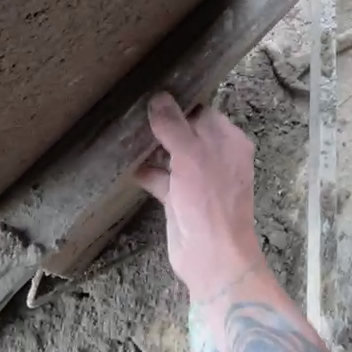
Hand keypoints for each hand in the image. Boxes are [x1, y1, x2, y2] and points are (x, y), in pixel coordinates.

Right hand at [131, 92, 266, 300]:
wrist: (212, 258)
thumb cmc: (209, 199)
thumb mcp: (191, 155)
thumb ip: (173, 125)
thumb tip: (158, 97)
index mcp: (228, 141)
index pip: (201, 112)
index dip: (179, 104)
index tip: (151, 94)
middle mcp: (215, 156)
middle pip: (185, 131)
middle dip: (161, 124)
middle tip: (131, 110)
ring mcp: (197, 178)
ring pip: (171, 154)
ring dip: (151, 147)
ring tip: (123, 132)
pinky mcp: (180, 198)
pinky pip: (161, 177)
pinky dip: (146, 171)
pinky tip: (123, 163)